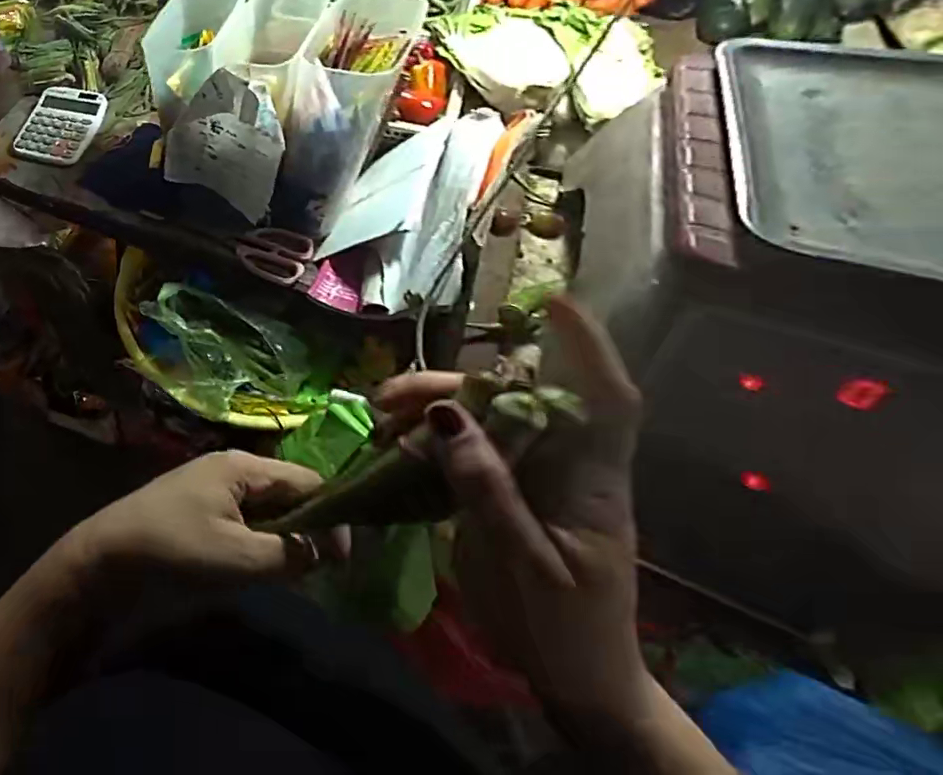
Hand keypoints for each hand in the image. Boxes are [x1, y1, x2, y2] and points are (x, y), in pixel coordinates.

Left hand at [62, 450, 346, 579]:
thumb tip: (331, 549)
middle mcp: (229, 469)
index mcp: (241, 466)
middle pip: (289, 493)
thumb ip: (294, 552)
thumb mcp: (242, 556)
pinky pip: (246, 521)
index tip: (345, 559)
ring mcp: (212, 488)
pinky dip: (260, 542)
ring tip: (296, 572)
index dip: (333, 516)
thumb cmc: (176, 548)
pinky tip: (263, 568)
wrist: (108, 555)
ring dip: (284, 539)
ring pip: (268, 510)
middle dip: (309, 528)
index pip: (308, 480)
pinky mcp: (200, 510)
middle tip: (322, 571)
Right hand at [371, 298, 653, 735]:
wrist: (570, 678)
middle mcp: (562, 468)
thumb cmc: (564, 627)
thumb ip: (487, 489)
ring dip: (428, 407)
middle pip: (512, 401)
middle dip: (450, 383)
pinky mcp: (498, 492)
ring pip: (479, 418)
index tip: (556, 305)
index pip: (604, 403)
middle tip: (388, 396)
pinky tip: (391, 442)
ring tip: (379, 416)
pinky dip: (423, 437)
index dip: (586, 351)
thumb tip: (448, 416)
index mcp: (590, 483)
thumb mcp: (525, 561)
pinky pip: (459, 447)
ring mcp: (528, 479)